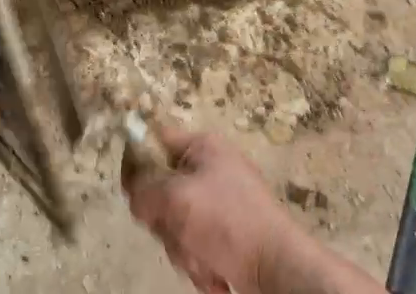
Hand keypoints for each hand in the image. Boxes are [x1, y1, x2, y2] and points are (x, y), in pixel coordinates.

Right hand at [122, 124, 297, 292]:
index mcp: (202, 146)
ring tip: (200, 260)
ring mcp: (219, 205)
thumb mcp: (176, 198)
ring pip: (174, 222)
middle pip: (161, 189)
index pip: (152, 141)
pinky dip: (198, 262)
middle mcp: (210, 170)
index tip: (134, 192)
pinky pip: (193, 243)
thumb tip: (136, 200)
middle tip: (174, 231)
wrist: (281, 271)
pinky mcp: (226, 236)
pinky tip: (213, 274)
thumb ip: (143, 190)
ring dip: (181, 248)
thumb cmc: (229, 223)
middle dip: (165, 221)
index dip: (136, 164)